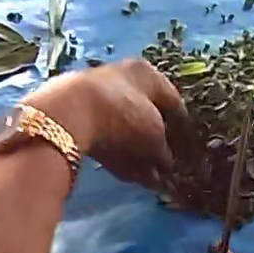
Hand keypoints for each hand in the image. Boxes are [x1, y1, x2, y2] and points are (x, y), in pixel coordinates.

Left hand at [23, 58, 181, 187]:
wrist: (68, 113)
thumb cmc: (123, 115)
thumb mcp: (154, 135)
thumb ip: (162, 152)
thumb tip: (164, 167)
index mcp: (145, 73)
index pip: (170, 100)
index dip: (179, 127)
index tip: (184, 148)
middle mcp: (120, 80)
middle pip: (144, 117)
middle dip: (153, 146)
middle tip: (161, 169)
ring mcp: (95, 99)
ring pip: (122, 132)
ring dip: (134, 156)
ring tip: (145, 179)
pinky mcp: (75, 119)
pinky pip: (102, 141)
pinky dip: (114, 158)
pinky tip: (123, 175)